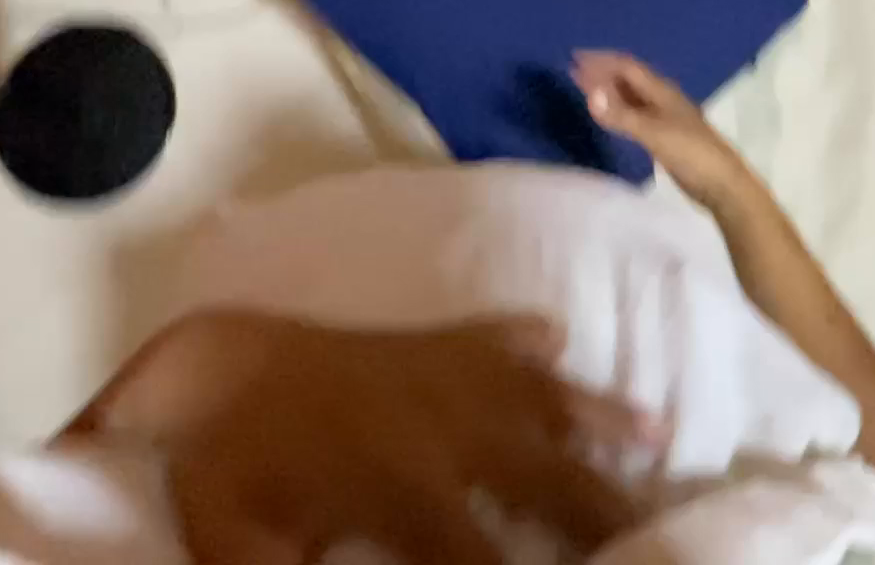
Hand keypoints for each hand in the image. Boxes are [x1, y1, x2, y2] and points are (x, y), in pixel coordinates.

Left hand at [63, 309, 647, 563]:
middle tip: (662, 532)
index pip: (492, 562)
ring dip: (595, 414)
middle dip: (604, 514)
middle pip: (545, 477)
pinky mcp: (420, 340)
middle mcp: (441, 426)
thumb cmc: (228, 463)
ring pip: (535, 393)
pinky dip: (521, 335)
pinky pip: (484, 331)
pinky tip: (554, 332)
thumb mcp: (245, 550)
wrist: (212, 364)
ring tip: (657, 432)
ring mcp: (437, 371)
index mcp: (405, 490)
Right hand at [572, 50, 753, 206]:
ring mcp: (664, 118)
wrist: (723, 185)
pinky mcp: (663, 136)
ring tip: (584, 88)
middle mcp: (662, 99)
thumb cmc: (692, 154)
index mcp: (662, 92)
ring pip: (631, 96)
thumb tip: (590, 95)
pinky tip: (608, 114)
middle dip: (602, 72)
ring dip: (608, 90)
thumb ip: (622, 115)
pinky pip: (634, 114)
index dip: (602, 60)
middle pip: (628, 78)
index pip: (627, 67)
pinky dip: (617, 109)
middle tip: (574, 71)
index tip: (576, 57)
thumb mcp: (654, 133)